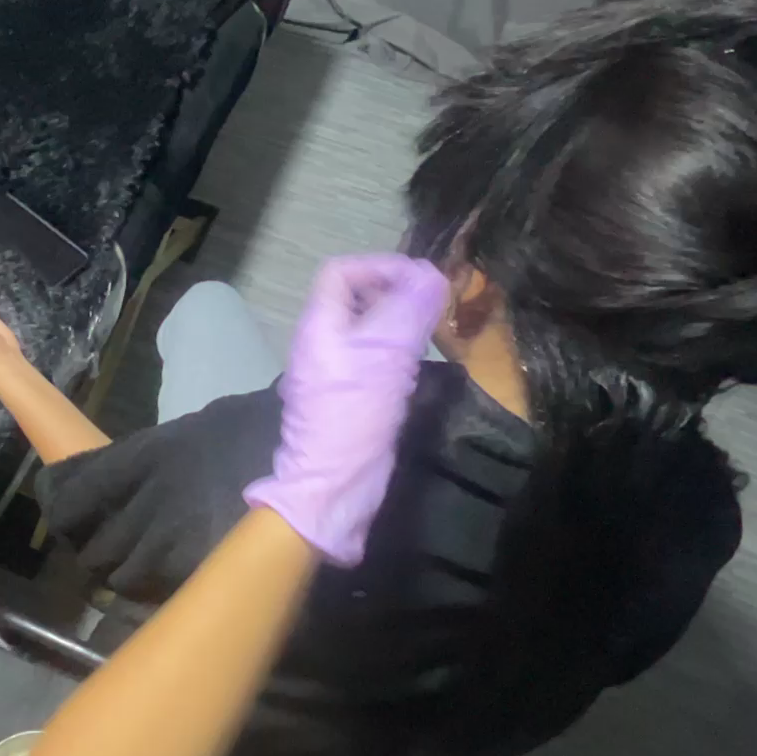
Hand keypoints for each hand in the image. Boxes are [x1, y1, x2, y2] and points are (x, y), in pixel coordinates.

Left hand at [242, 255, 447, 565]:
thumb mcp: (384, 357)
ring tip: (435, 329)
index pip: (340, 272)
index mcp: (319, 325)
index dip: (379, 266)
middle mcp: (322, 343)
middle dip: (396, 292)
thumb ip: (407, 311)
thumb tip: (432, 274)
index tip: (422, 281)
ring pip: (368, 328)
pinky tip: (420, 363)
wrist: (333, 489)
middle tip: (437, 304)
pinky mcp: (351, 395)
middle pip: (356, 297)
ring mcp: (335, 370)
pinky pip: (373, 358)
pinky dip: (398, 350)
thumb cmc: (353, 417)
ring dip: (400, 321)